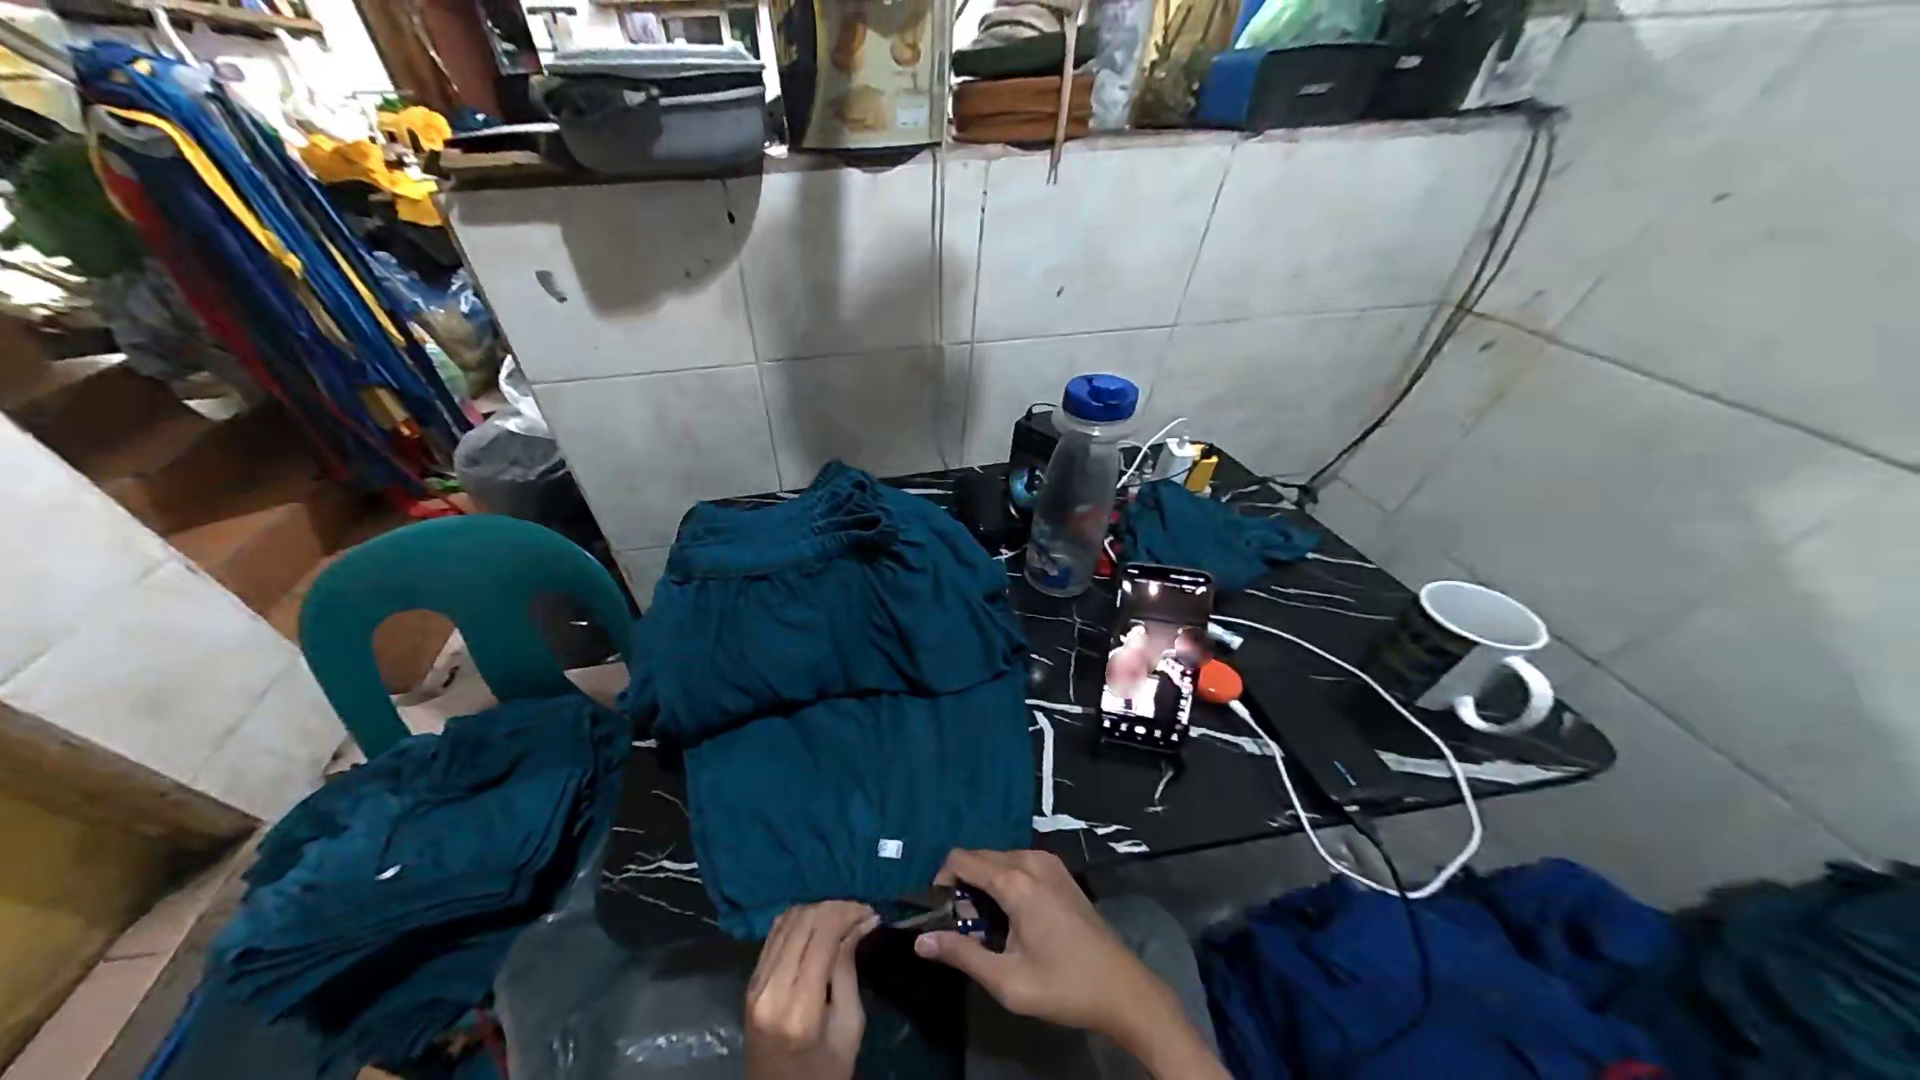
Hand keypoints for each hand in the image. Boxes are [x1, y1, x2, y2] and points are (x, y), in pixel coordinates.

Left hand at [746, 901, 878, 1079]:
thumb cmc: (824, 1072)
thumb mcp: (849, 1026)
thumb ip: (847, 970)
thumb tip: (859, 922)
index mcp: (799, 1009)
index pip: (822, 935)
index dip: (849, 913)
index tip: (871, 913)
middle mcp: (770, 990)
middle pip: (803, 921)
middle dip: (836, 907)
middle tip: (860, 912)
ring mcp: (754, 985)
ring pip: (786, 921)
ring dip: (817, 910)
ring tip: (842, 917)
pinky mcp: (749, 983)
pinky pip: (774, 934)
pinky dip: (799, 921)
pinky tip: (819, 926)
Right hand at [914, 851, 1228, 1079]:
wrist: (1122, 988)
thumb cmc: (1062, 986)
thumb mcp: (1007, 980)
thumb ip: (962, 954)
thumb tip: (920, 940)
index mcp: (1016, 882)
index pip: (961, 859)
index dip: (942, 880)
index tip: (942, 913)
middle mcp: (1031, 860)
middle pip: (980, 856)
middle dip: (964, 885)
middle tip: (966, 927)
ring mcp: (1049, 862)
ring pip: (999, 859)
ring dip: (985, 883)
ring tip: (989, 926)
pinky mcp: (1060, 871)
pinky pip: (1018, 863)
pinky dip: (1005, 881)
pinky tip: (1013, 916)